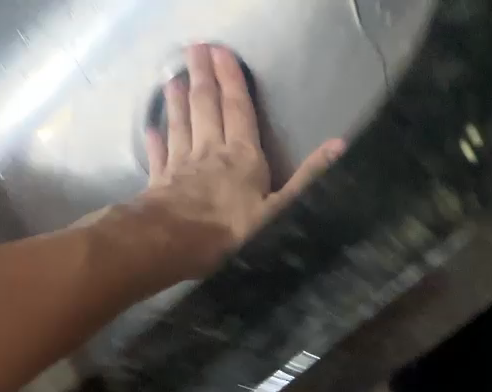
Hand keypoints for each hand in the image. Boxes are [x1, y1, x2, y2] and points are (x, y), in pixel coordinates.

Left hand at [92, 43, 342, 293]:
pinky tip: (152, 129)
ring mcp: (183, 163)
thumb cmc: (232, 230)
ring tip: (174, 78)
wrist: (176, 242)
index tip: (222, 51)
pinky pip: (160, 154)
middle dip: (203, 76)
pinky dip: (156, 140)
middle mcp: (210, 150)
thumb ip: (307, 177)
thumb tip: (339, 144)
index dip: (232, 80)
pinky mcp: (162, 180)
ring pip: (181, 123)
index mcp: (242, 156)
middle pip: (206, 106)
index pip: (238, 109)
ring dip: (178, 100)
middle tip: (195, 48)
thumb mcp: (280, 208)